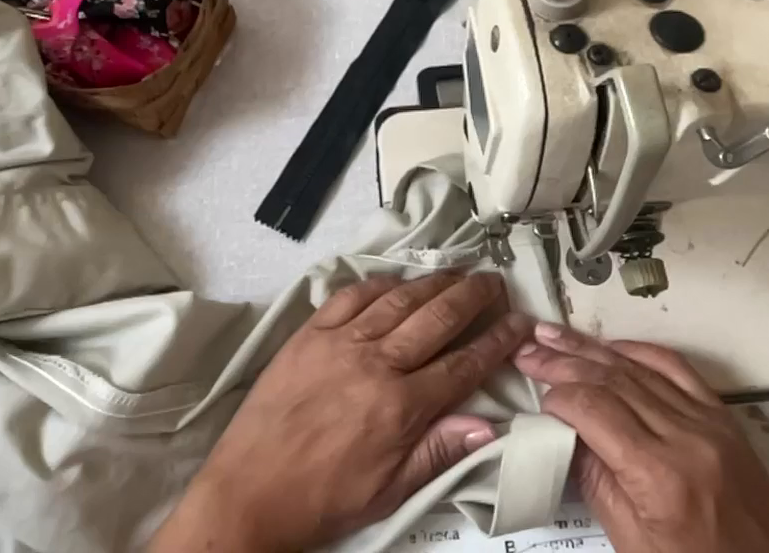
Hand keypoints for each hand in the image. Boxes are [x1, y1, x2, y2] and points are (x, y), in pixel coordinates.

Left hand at [150, 271, 533, 552]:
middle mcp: (375, 363)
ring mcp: (340, 342)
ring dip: (432, 283)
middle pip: (435, 319)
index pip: (462, 365)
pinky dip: (378, 284)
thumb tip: (488, 425)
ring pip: (398, 302)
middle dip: (471, 296)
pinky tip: (396, 280)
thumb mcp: (389, 491)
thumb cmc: (324, 497)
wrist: (250, 488)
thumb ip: (438, 452)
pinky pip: (350, 296)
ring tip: (456, 272)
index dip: (495, 341)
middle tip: (494, 280)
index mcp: (400, 406)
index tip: (518, 321)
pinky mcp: (310, 333)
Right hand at [515, 324, 768, 552]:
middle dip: (562, 361)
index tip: (535, 397)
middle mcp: (686, 437)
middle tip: (527, 350)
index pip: (593, 409)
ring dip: (589, 349)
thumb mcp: (632, 540)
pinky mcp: (722, 416)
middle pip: (610, 379)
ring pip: (637, 366)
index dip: (557, 396)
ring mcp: (708, 420)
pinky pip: (674, 367)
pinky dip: (637, 351)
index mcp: (660, 474)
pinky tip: (609, 346)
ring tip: (552, 335)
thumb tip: (563, 431)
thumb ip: (594, 479)